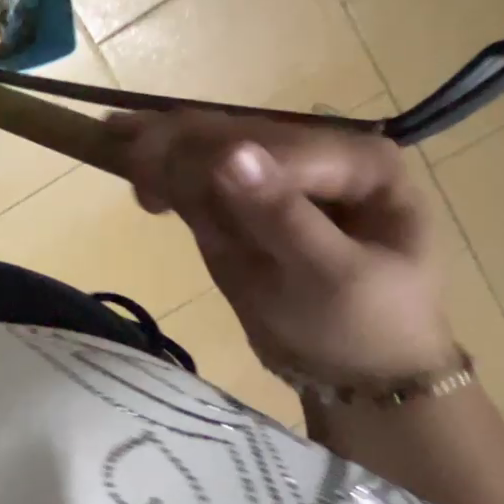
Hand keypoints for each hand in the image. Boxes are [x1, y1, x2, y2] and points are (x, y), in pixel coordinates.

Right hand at [114, 111, 456, 384]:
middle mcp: (312, 155)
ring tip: (149, 202)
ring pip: (195, 146)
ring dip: (158, 164)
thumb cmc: (359, 325)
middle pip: (223, 133)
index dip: (206, 161)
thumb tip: (229, 155)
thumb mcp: (329, 275)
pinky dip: (159, 178)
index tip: (158, 200)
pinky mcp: (234, 199)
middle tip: (144, 197)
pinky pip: (186, 173)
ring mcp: (268, 175)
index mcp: (358, 162)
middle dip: (172, 155)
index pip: (264, 144)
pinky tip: (150, 201)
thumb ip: (281, 215)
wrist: (346, 370)